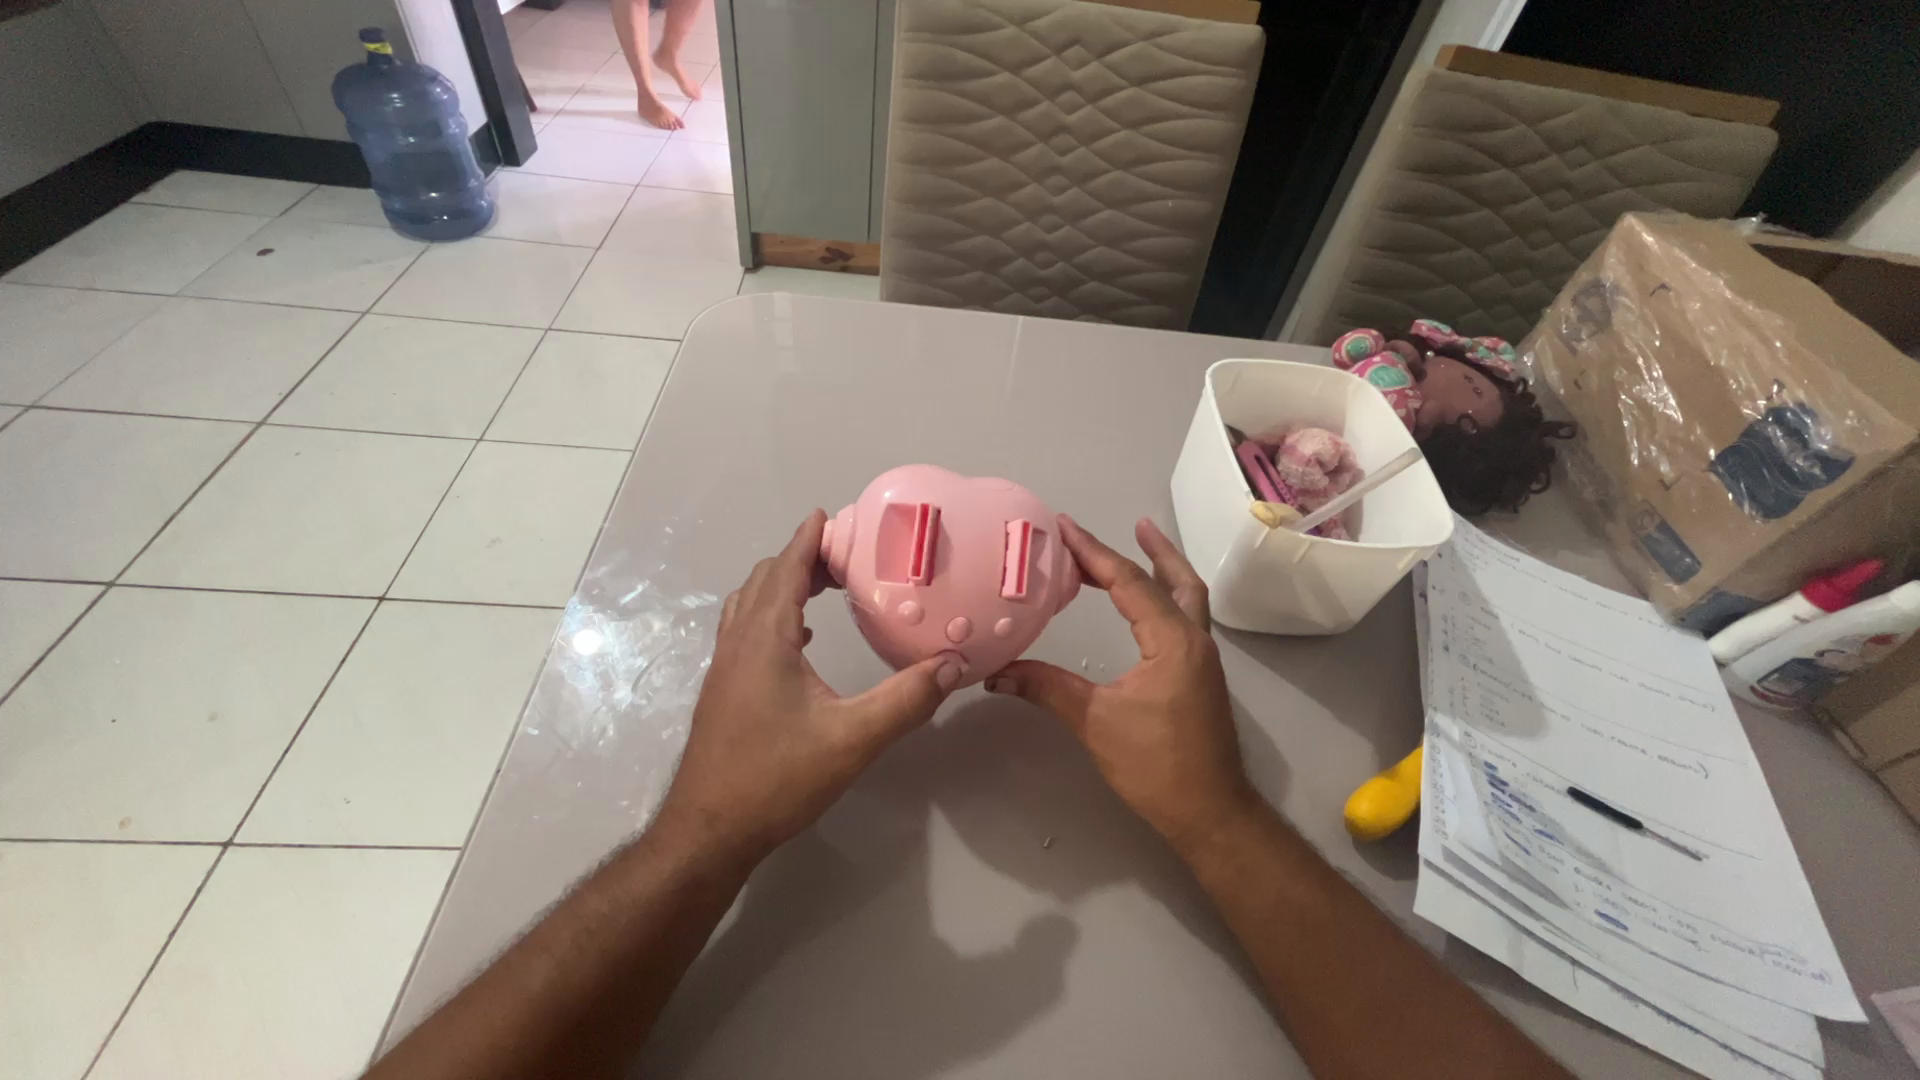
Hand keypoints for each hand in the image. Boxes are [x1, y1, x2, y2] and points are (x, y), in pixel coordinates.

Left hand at [656, 511, 962, 860]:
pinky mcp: (723, 690)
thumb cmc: (776, 778)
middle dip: (799, 558)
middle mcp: (739, 644)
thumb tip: (954, 664)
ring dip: (781, 585)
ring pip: (749, 605)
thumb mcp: (853, 740)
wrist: (708, 830)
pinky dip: (772, 615)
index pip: (784, 571)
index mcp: (765, 640)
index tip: (829, 515)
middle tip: (843, 556)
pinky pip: (746, 630)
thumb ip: (906, 700)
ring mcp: (725, 667)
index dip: (807, 540)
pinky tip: (801, 638)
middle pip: (764, 580)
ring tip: (822, 586)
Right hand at [987, 515, 1256, 852]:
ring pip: (1188, 597)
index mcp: (1171, 641)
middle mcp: (1194, 639)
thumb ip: (1047, 689)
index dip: (1093, 553)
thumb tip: (997, 673)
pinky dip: (1167, 597)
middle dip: (1151, 549)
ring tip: (1143, 546)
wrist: (1210, 812)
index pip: (1129, 583)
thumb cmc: (1155, 766)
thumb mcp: (1095, 722)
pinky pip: (1186, 618)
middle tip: (1129, 524)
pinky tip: (1147, 606)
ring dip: (1165, 569)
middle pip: (1176, 579)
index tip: (1065, 527)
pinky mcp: (1200, 675)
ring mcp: (1203, 658)